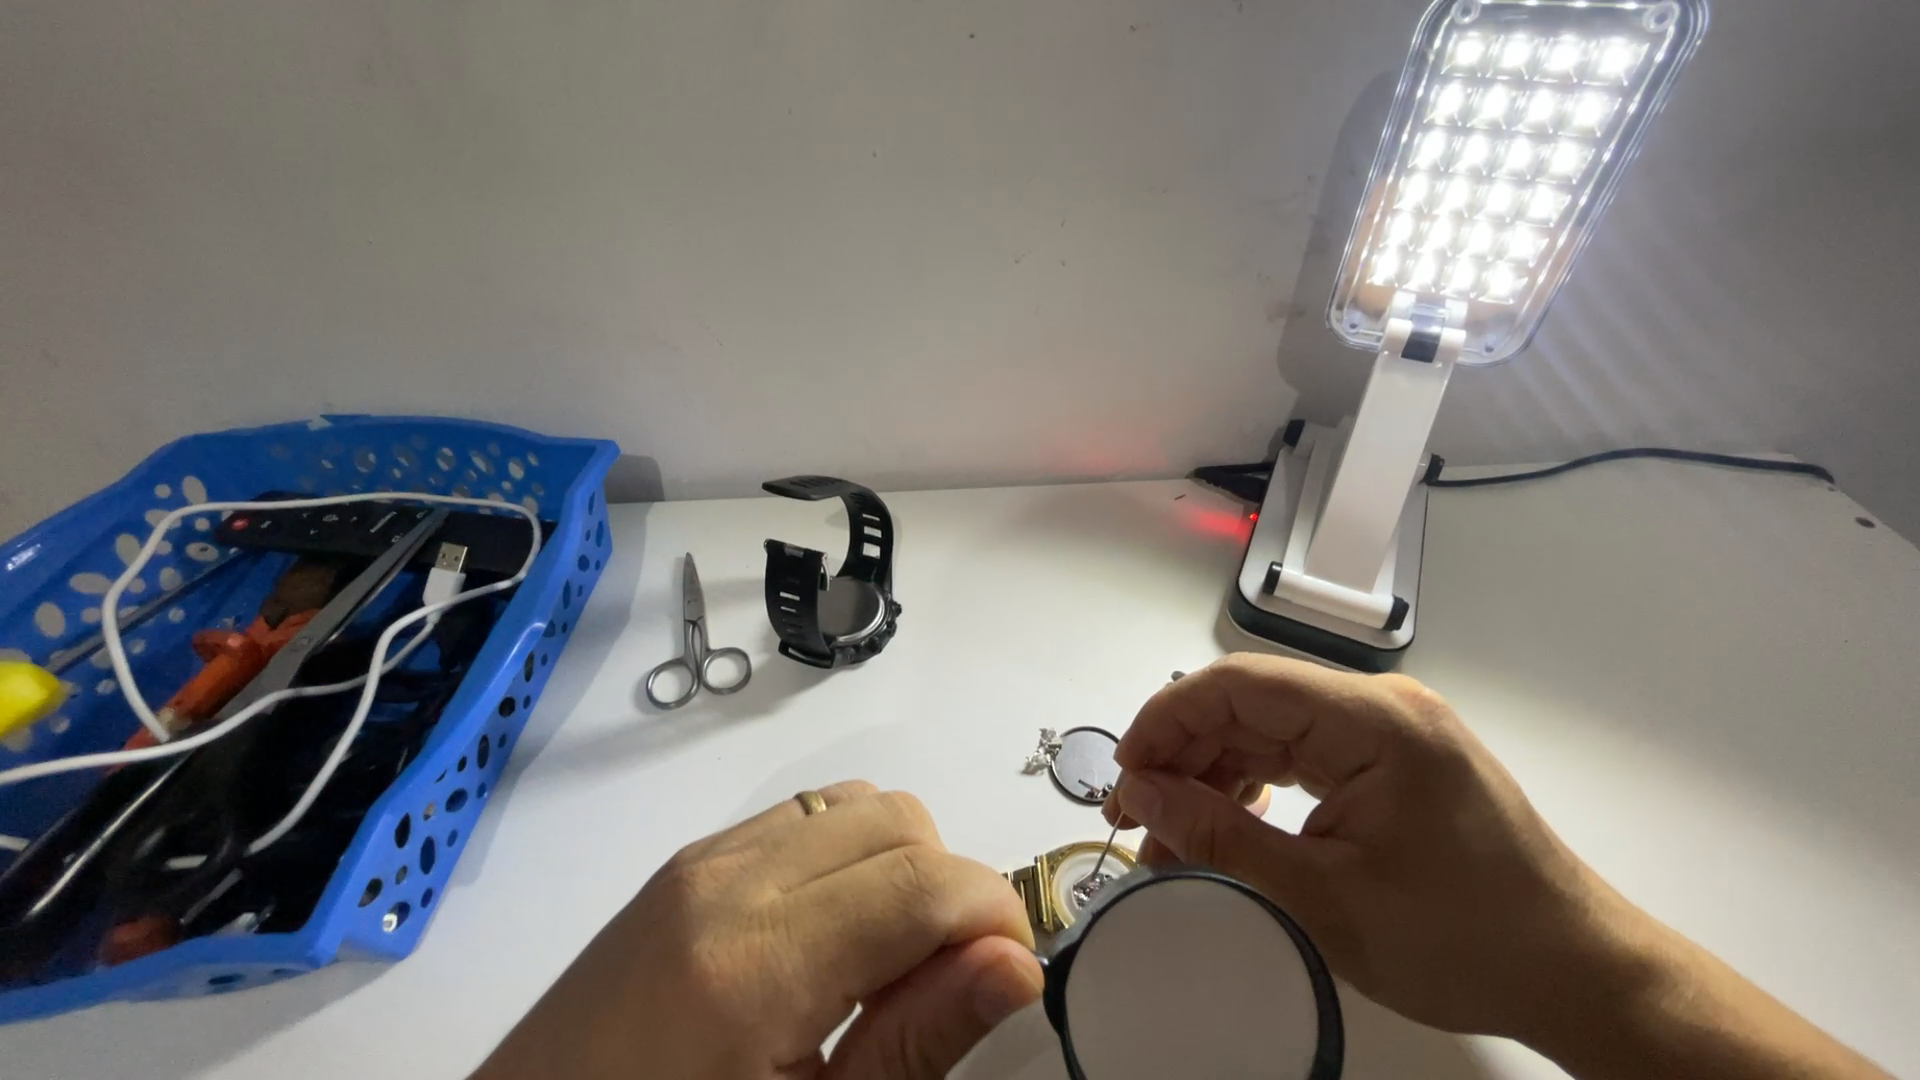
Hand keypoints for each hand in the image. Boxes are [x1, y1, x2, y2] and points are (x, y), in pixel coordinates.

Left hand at [475, 781, 1041, 1079]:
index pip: (921, 881)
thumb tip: (1015, 964)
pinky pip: (804, 815)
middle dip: (949, 887)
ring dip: (900, 862)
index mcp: (754, 961)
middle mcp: (730, 877)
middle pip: (898, 819)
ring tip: (881, 958)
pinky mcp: (691, 857)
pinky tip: (827, 931)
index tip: (1007, 974)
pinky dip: (848, 851)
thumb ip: (916, 1042)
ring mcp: (704, 857)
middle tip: (936, 983)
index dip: (993, 915)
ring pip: (856, 803)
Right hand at [1105, 655, 1890, 1078]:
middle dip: (1179, 755)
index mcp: (1373, 722)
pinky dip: (1247, 789)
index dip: (1168, 717)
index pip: (1241, 685)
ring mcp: (1380, 730)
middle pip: (1246, 705)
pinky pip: (1293, 755)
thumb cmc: (1461, 941)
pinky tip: (1218, 827)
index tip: (1125, 774)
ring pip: (1262, 730)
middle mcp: (1376, 706)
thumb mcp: (1325, 899)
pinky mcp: (1381, 758)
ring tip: (1163, 833)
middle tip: (1132, 815)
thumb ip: (1222, 837)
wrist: (1580, 976)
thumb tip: (1139, 791)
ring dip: (1207, 776)